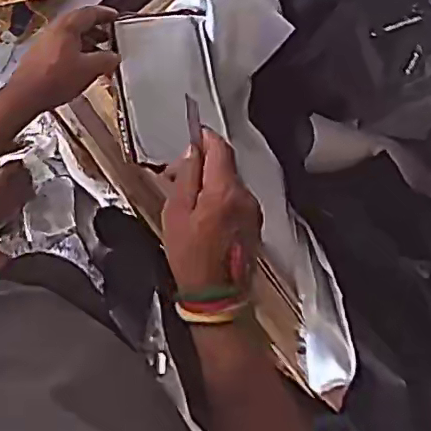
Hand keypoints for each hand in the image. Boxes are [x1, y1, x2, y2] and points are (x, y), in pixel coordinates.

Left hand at [5, 5, 120, 115]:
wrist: (26, 94)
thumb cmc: (57, 78)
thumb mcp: (89, 70)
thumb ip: (105, 60)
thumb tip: (114, 56)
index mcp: (67, 26)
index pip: (89, 13)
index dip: (105, 13)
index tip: (114, 16)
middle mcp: (54, 29)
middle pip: (78, 22)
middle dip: (95, 28)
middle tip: (108, 34)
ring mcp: (44, 40)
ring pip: (69, 34)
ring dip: (85, 40)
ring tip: (98, 51)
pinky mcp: (38, 53)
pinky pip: (60, 44)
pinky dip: (74, 48)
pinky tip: (80, 63)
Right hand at [161, 129, 263, 293]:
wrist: (216, 297)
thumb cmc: (190, 257)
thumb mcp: (176, 212)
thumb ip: (186, 177)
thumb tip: (192, 153)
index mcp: (224, 191)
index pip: (220, 149)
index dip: (206, 137)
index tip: (193, 134)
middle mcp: (245, 197)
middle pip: (226, 164)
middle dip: (203, 162)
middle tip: (178, 173)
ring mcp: (253, 211)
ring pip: (230, 181)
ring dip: (210, 180)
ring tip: (186, 197)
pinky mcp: (254, 223)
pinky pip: (235, 198)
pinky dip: (219, 196)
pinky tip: (201, 212)